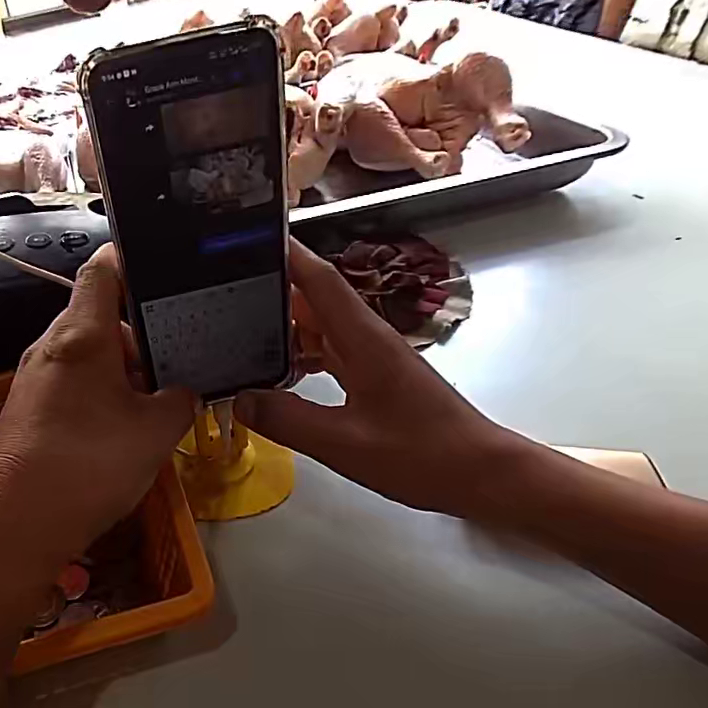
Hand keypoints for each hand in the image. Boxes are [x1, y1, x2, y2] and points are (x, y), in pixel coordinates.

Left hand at [0, 245, 196, 580]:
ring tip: (157, 400)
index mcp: (80, 336)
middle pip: (99, 317)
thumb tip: (184, 393)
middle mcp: (50, 350)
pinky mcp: (29, 413)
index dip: (132, 257)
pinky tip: (125, 429)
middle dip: (141, 334)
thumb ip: (180, 401)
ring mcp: (35, 381)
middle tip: (177, 356)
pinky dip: (102, 396)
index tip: (162, 263)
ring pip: (89, 357)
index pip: (102, 269)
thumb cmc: (83, 467)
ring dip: (124, 371)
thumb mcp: (154, 433)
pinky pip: (73, 387)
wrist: (12, 529)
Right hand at [235, 239, 544, 520]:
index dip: (287, 254)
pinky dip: (301, 357)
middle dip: (272, 292)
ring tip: (241, 336)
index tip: (252, 235)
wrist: (482, 472)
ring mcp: (373, 358)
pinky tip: (280, 377)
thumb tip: (241, 399)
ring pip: (321, 328)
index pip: (320, 280)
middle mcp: (368, 339)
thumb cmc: (424, 454)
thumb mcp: (344, 443)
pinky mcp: (376, 377)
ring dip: (284, 329)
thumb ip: (288, 420)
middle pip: (314, 300)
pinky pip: (330, 354)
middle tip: (225, 296)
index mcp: (363, 339)